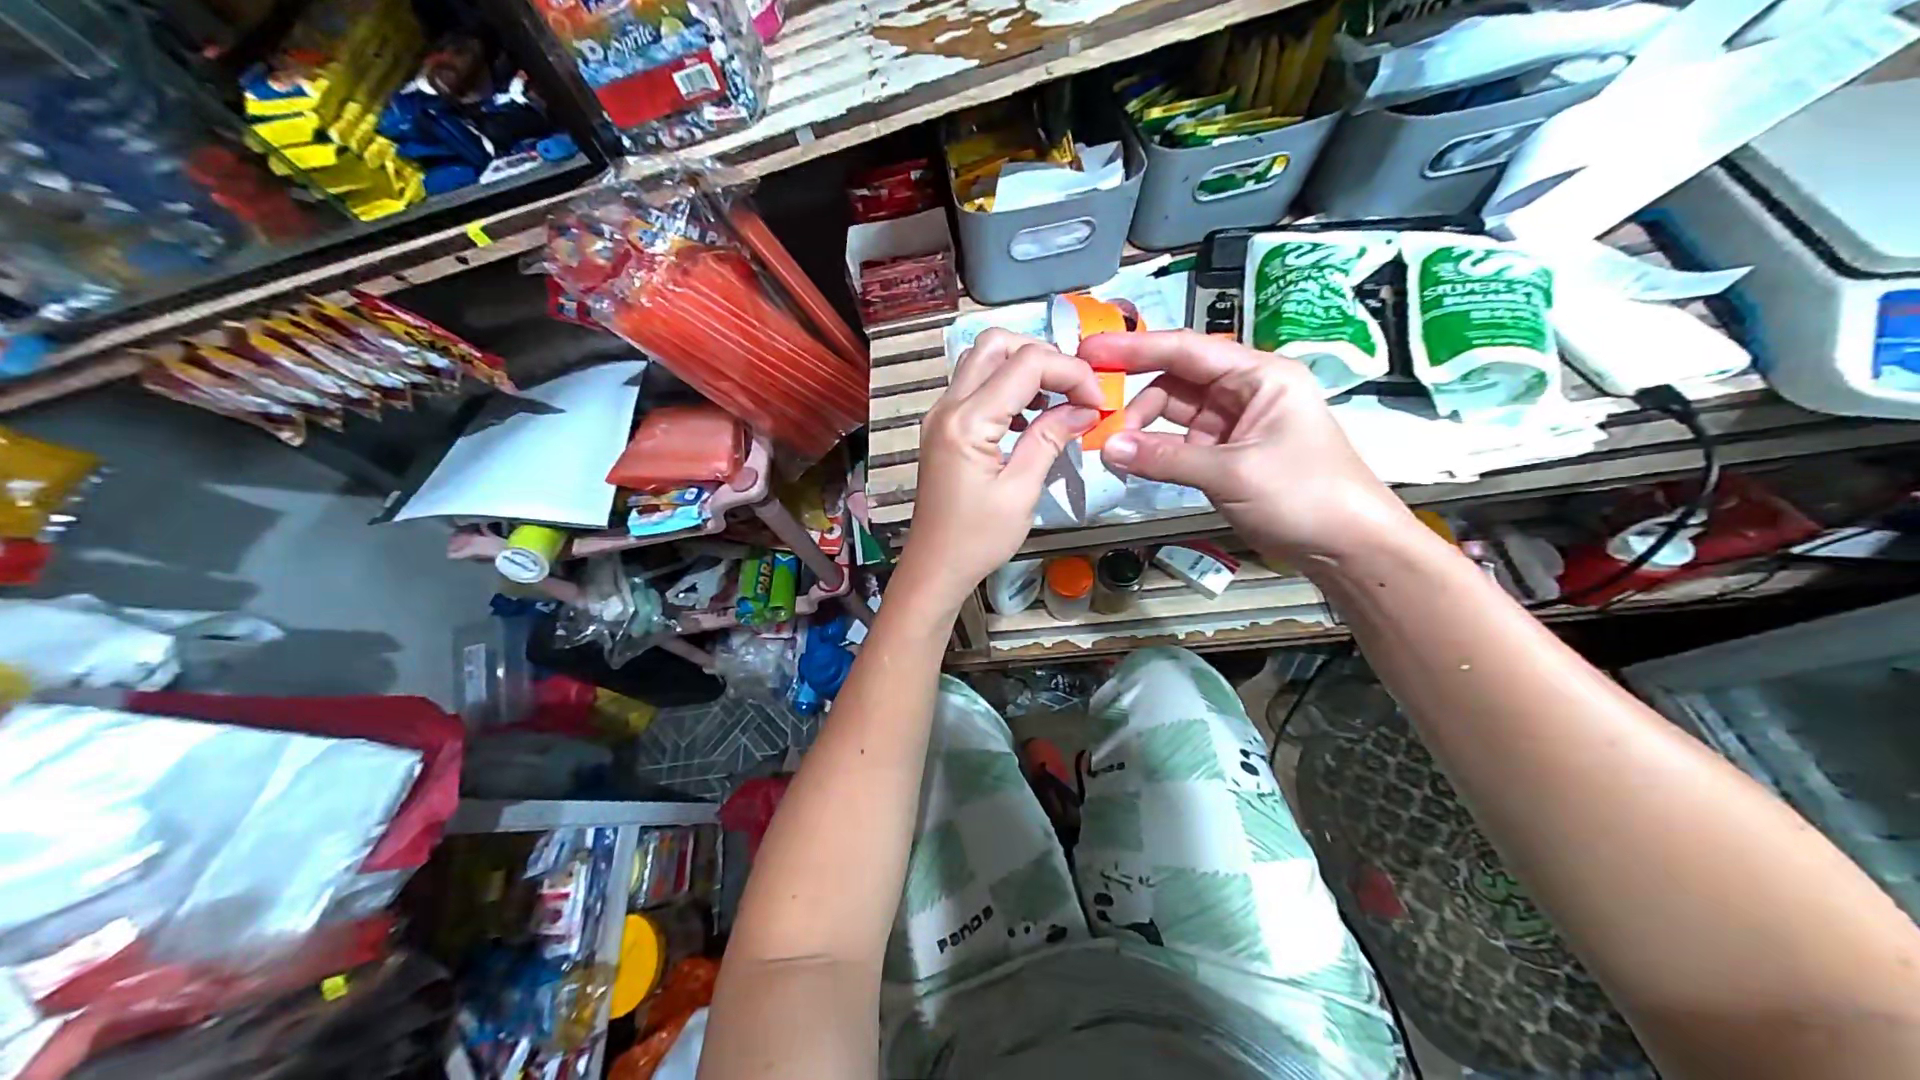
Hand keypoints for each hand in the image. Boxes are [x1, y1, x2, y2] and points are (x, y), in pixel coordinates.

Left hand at [899, 330, 1102, 607]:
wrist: (935, 566)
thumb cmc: (977, 539)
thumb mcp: (1021, 492)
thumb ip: (1050, 439)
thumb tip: (1084, 408)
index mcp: (967, 423)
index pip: (1026, 364)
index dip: (1070, 372)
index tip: (1096, 400)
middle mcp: (947, 407)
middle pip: (997, 344)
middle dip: (1043, 356)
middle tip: (1074, 390)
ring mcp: (940, 414)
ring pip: (982, 359)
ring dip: (1023, 367)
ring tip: (1056, 400)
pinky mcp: (942, 426)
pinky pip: (974, 384)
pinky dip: (1005, 385)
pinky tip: (1029, 416)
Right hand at [1076, 330, 1419, 563]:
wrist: (1348, 546)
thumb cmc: (1305, 495)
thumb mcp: (1232, 473)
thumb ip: (1166, 459)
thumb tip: (1106, 448)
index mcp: (1259, 375)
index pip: (1186, 350)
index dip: (1134, 348)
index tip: (1089, 351)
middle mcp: (1244, 391)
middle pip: (1176, 380)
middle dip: (1137, 399)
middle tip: (1097, 419)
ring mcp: (1234, 424)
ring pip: (1174, 413)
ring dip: (1144, 428)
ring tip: (1114, 450)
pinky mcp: (1226, 454)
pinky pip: (1180, 442)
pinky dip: (1156, 451)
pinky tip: (1133, 461)